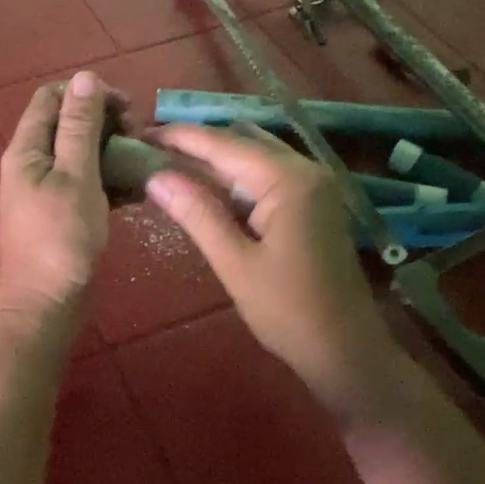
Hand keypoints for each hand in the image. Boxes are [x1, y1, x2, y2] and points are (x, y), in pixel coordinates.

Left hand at [0, 71, 125, 322]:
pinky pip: (87, 183)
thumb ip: (80, 127)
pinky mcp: (62, 213)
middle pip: (67, 124)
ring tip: (144, 163)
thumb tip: (84, 77)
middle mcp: (31, 164)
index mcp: (26, 149)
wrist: (45, 307)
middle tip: (138, 136)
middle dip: (105, 122)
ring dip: (112, 151)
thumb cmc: (60, 240)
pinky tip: (139, 189)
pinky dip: (111, 179)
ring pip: (81, 154)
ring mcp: (46, 190)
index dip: (88, 93)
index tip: (126, 107)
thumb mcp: (75, 177)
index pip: (51, 98)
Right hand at [145, 122, 397, 415]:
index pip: (223, 144)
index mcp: (288, 180)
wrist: (346, 350)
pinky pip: (266, 176)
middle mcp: (305, 169)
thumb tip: (155, 177)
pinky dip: (234, 178)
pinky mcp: (312, 203)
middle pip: (240, 142)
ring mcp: (313, 185)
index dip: (179, 137)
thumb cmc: (289, 311)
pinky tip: (204, 188)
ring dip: (213, 160)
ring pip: (254, 157)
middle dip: (194, 145)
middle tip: (146, 150)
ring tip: (167, 164)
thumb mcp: (235, 264)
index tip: (138, 133)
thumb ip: (197, 214)